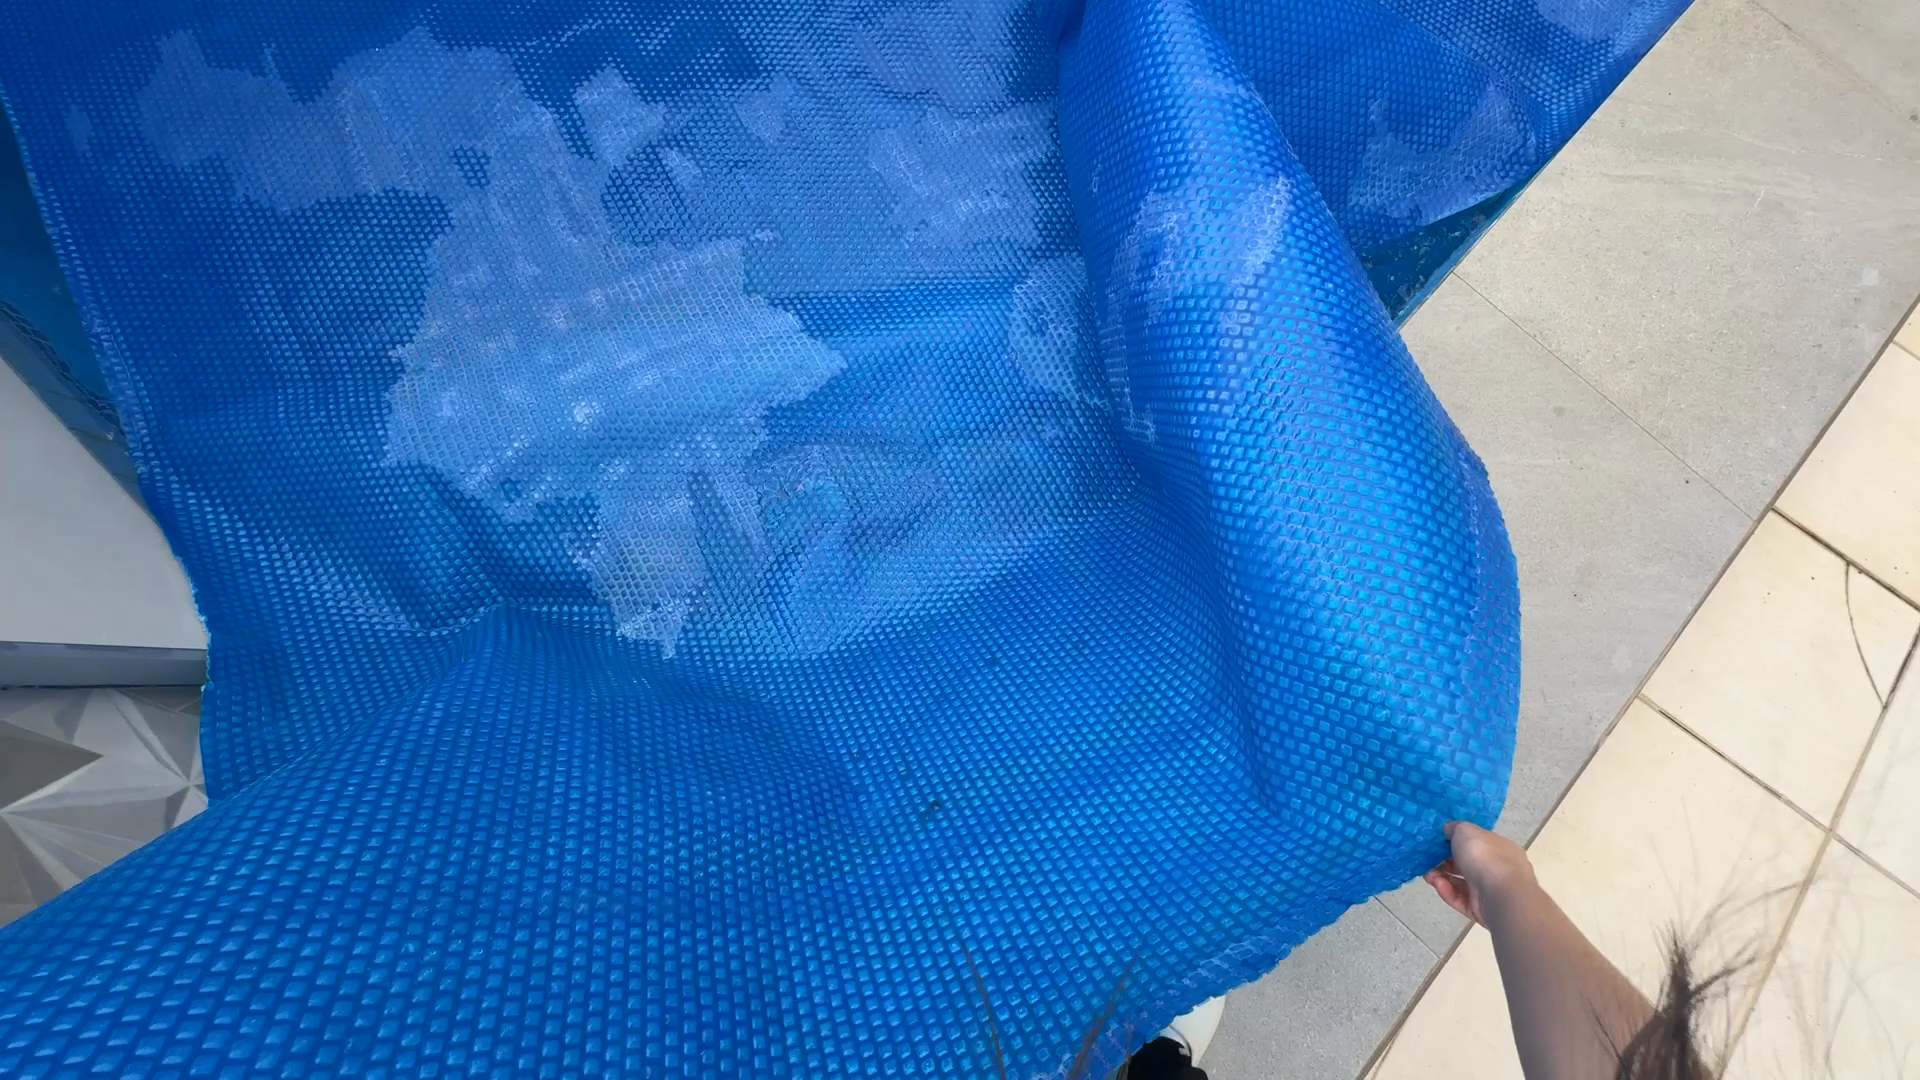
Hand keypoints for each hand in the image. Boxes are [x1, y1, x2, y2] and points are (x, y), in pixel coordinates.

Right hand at [1423, 821, 1536, 925]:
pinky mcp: (1482, 909)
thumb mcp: (1466, 830)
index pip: (1476, 844)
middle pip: (1465, 864)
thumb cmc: (1485, 856)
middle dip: (1443, 861)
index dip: (1455, 841)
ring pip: (1460, 883)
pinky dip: (1447, 891)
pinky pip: (1460, 899)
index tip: (1436, 841)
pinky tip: (1438, 884)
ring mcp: (1490, 891)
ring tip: (1427, 875)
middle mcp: (1497, 869)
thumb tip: (1449, 831)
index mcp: (1499, 849)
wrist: (1502, 895)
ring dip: (1440, 876)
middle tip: (1426, 859)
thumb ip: (1455, 828)